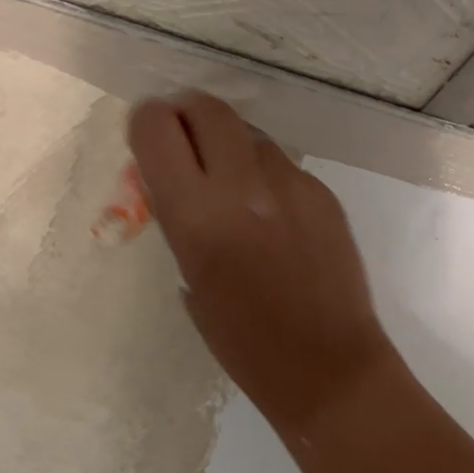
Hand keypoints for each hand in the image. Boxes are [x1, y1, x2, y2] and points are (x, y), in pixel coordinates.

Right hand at [128, 91, 393, 434]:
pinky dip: (266, 174)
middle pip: (207, 108)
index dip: (147, 122)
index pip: (156, 127)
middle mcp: (241, 184)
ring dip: (230, 144)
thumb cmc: (242, 340)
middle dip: (187, 114)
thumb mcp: (190, 274)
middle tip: (184, 137)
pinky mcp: (323, 191)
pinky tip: (272, 213)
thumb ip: (180, 216)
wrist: (326, 364)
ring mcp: (290, 182)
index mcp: (196, 214)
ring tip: (231, 181)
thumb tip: (177, 178)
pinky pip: (283, 163)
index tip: (148, 137)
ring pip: (249, 132)